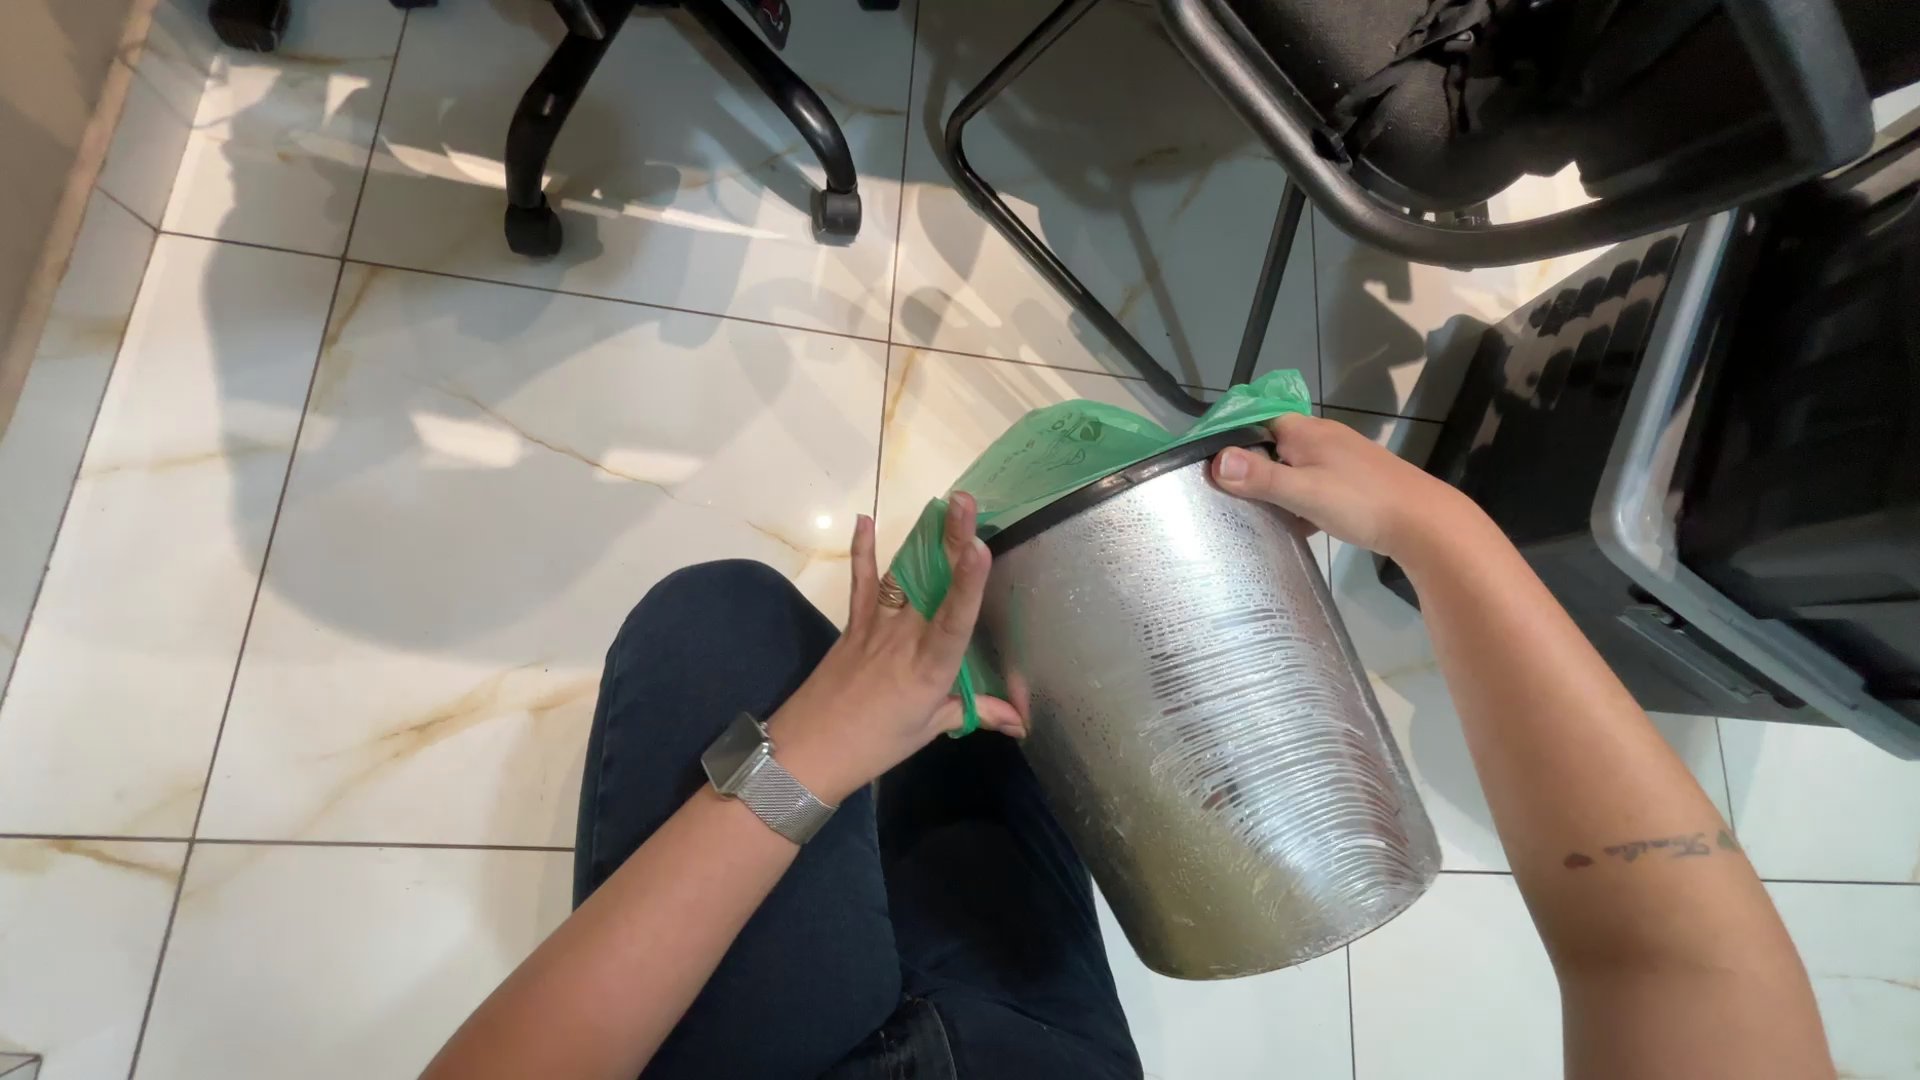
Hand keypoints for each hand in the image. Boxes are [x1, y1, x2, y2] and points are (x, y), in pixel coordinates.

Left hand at [765, 493, 1025, 804]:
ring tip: (941, 504)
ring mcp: (876, 626)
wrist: (806, 751)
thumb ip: (976, 712)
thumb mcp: (928, 730)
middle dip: (951, 542)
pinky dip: (863, 550)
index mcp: (929, 670)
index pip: (955, 621)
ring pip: (903, 575)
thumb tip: (1021, 721)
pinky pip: (861, 582)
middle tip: (965, 502)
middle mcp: (904, 639)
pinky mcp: (853, 623)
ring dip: (923, 539)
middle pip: (932, 584)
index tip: (980, 548)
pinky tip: (865, 519)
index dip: (969, 584)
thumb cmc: (875, 745)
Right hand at [1209, 412, 1479, 563]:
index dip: (1231, 440)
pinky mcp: (1352, 483)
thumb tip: (1215, 460)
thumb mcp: (1303, 491)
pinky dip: (1297, 502)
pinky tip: (1291, 524)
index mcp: (1307, 432)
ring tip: (1250, 512)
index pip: (1257, 423)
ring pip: (1293, 468)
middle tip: (1224, 495)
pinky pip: (1312, 487)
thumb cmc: (1361, 502)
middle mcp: (1323, 438)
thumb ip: (1259, 476)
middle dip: (1250, 468)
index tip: (1209, 466)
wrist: (1425, 524)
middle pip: (1273, 447)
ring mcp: (1340, 460)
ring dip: (1274, 488)